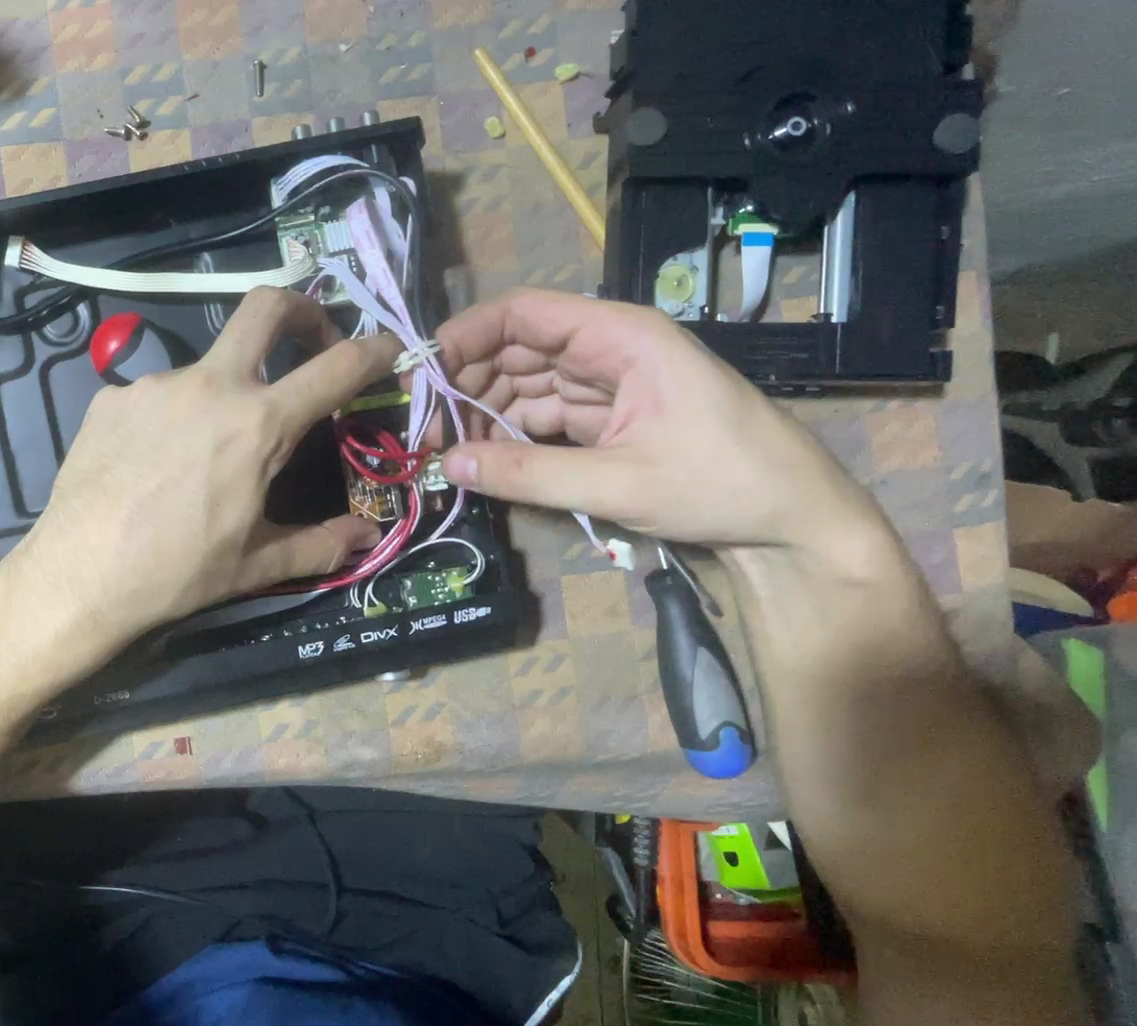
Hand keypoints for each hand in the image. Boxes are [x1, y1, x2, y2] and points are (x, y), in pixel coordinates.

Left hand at [0, 287, 397, 643]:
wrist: (80, 575)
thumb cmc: (177, 573)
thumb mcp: (257, 565)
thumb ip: (321, 544)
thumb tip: (367, 536)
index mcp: (258, 424)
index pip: (337, 366)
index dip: (375, 350)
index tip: (389, 350)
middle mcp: (209, 386)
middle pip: (266, 306)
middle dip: (301, 310)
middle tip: (309, 342)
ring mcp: (154, 385)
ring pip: (206, 367)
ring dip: (222, 393)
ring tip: (202, 456)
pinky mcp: (112, 398)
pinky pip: (156, 395)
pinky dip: (171, 418)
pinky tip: (152, 463)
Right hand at [434, 289, 886, 558]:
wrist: (793, 524)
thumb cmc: (724, 484)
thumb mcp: (620, 482)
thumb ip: (528, 474)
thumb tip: (446, 465)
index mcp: (619, 337)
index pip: (521, 313)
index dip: (464, 337)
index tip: (418, 378)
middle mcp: (606, 350)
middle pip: (513, 349)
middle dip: (465, 383)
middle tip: (426, 430)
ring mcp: (604, 387)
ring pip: (520, 385)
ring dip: (481, 415)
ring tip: (450, 454)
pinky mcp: (603, 421)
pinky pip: (538, 418)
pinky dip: (507, 437)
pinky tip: (482, 461)